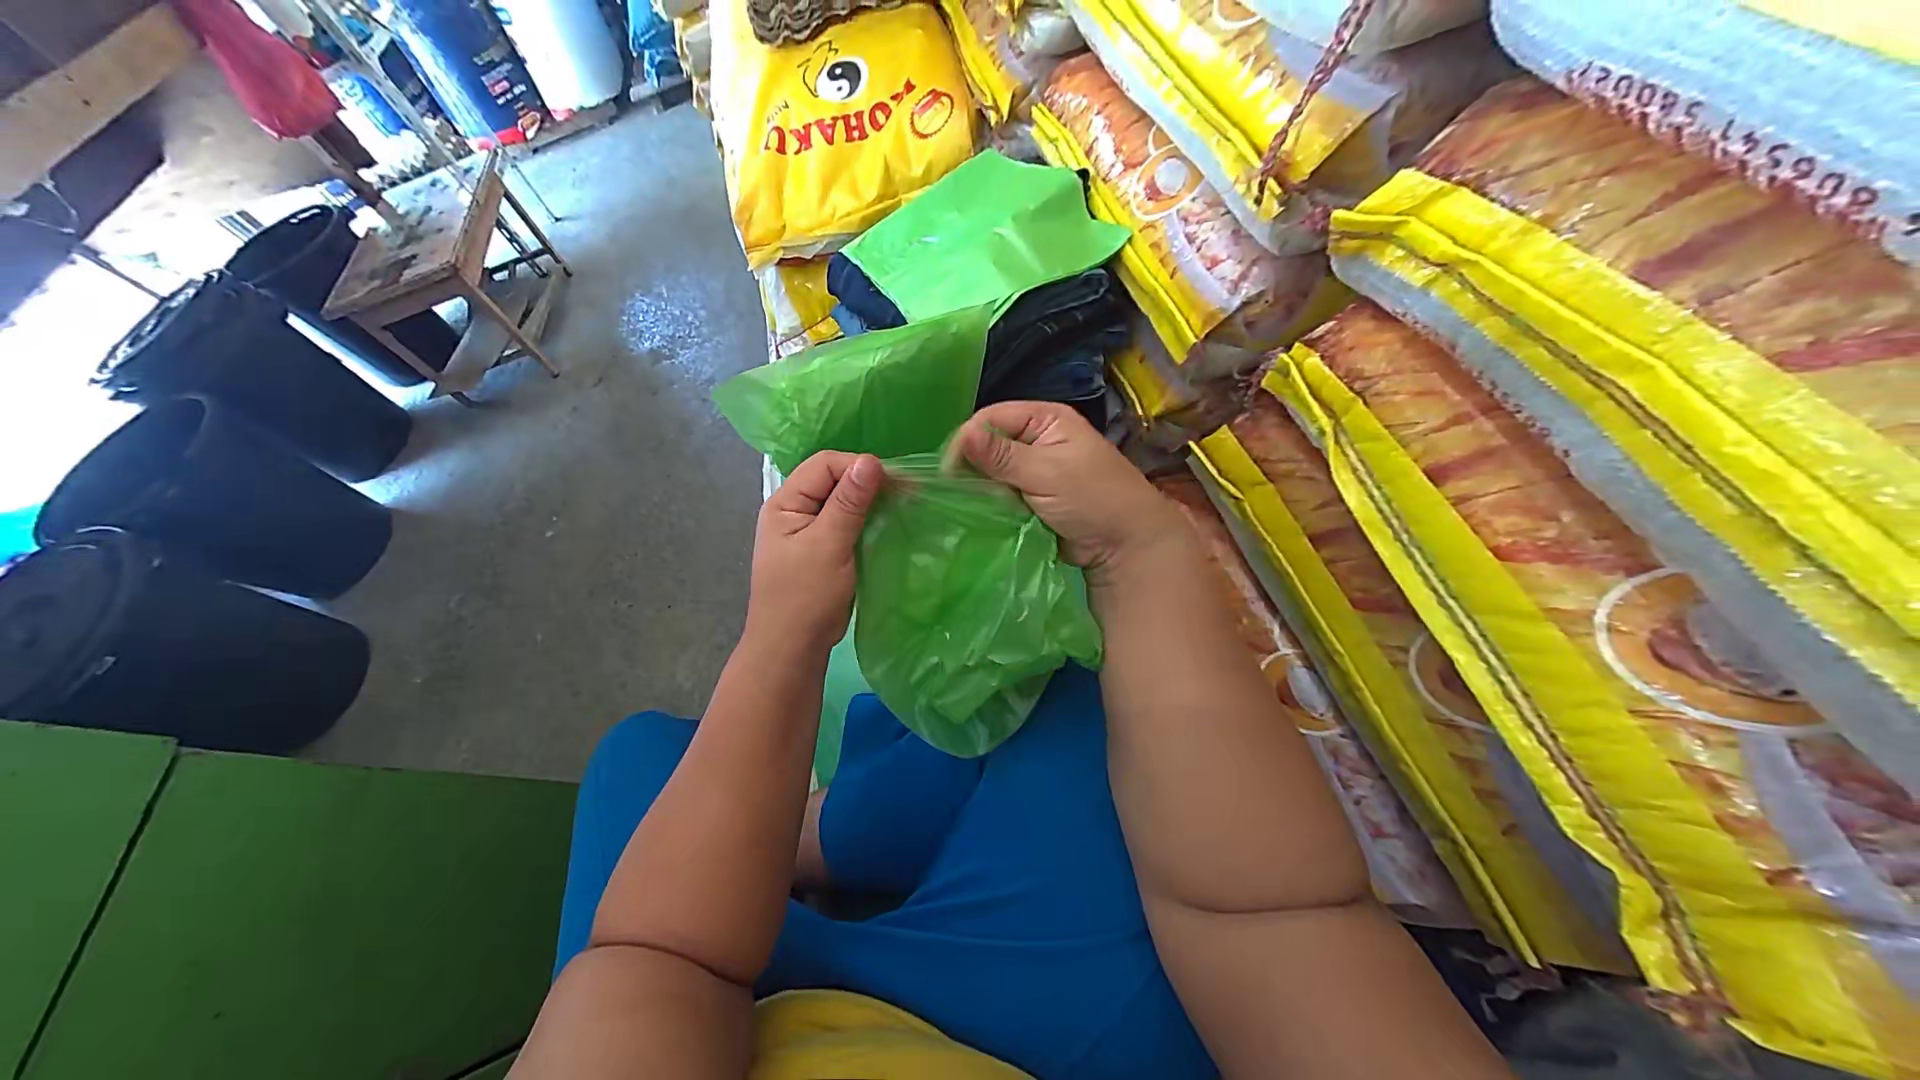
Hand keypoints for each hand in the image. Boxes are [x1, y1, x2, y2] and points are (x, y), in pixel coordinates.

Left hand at [746, 450, 883, 651]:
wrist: (792, 649)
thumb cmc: (805, 596)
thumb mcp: (829, 544)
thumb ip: (849, 502)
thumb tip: (871, 461)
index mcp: (785, 502)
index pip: (825, 465)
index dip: (859, 466)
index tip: (896, 481)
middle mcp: (794, 510)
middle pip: (834, 479)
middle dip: (868, 482)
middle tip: (906, 493)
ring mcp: (808, 530)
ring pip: (843, 501)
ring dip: (871, 501)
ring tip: (902, 506)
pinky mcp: (824, 549)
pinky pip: (848, 523)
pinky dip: (868, 520)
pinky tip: (889, 524)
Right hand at [948, 401, 1186, 584]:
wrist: (1124, 545)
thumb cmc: (1092, 498)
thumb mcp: (1045, 472)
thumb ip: (1002, 456)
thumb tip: (962, 436)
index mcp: (1046, 419)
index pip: (991, 417)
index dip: (968, 440)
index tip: (950, 472)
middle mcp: (1038, 439)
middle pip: (989, 443)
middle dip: (973, 465)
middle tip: (958, 492)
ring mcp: (1035, 470)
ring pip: (993, 472)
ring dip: (982, 487)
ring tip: (968, 504)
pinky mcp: (1032, 498)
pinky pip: (1001, 494)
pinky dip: (991, 503)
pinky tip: (981, 513)